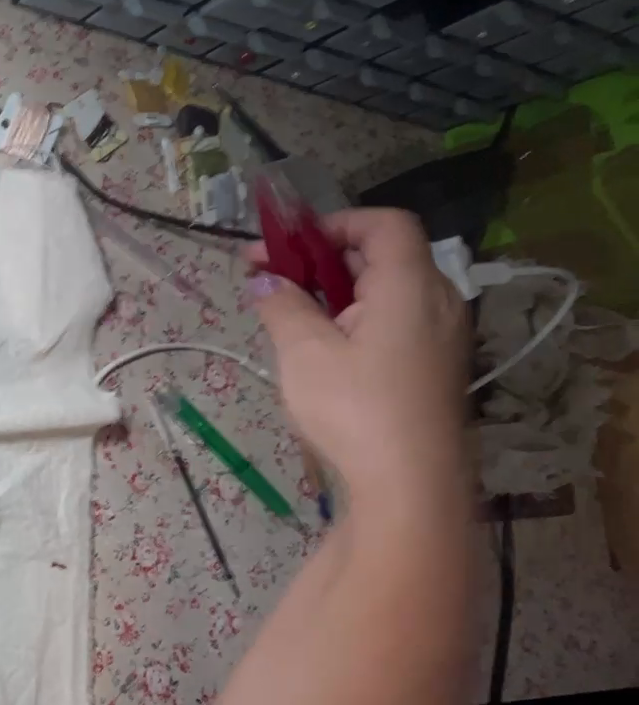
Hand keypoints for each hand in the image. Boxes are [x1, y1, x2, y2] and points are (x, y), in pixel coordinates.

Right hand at [245, 209, 469, 504]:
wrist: (407, 481)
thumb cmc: (353, 407)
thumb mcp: (303, 351)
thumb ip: (282, 306)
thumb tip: (266, 281)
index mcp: (409, 287)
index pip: (383, 225)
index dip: (331, 223)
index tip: (280, 245)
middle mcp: (435, 301)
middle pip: (381, 256)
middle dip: (319, 257)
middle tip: (266, 276)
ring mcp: (437, 334)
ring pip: (382, 289)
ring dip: (330, 288)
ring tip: (283, 310)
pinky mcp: (429, 363)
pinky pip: (389, 318)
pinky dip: (348, 315)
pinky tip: (315, 343)